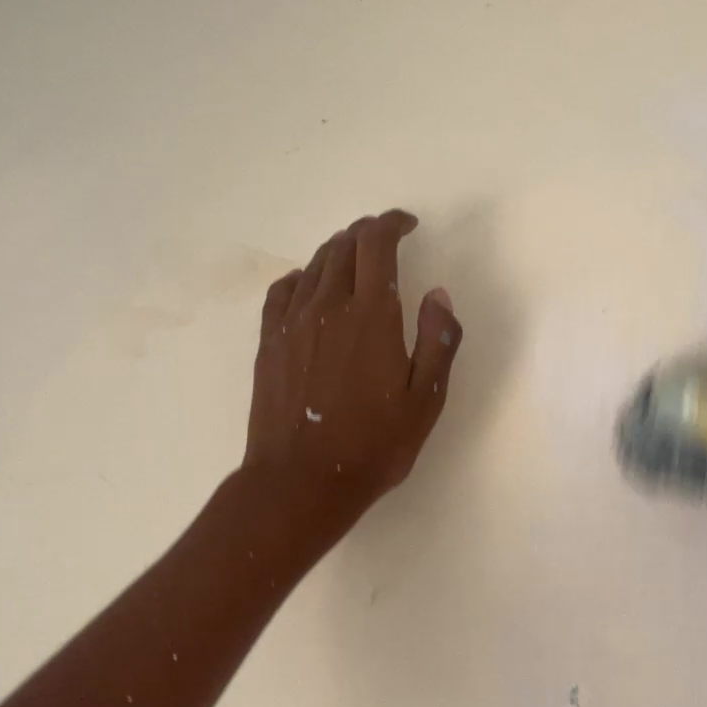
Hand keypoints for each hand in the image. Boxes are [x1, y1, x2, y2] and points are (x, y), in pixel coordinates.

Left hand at [243, 210, 461, 546]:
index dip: (392, 223)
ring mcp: (292, 322)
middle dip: (367, 233)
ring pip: (314, 264)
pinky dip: (303, 277)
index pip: (376, 243)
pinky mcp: (269, 342)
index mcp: (372, 314)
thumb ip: (437, 340)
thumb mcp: (426, 400)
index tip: (408, 225)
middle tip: (386, 240)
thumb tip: (436, 294)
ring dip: (338, 251)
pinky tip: (310, 288)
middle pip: (344, 245)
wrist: (300, 482)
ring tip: (355, 259)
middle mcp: (328, 306)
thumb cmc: (373, 445)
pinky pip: (283, 291)